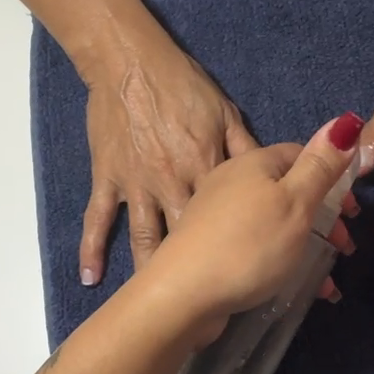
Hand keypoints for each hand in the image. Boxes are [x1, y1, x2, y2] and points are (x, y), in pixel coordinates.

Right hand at [80, 40, 259, 283]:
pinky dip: (91, 248)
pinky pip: (98, 219)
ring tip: (158, 307)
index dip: (253, 245)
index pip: (236, 214)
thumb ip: (249, 151)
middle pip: (193, 237)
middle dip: (204, 274)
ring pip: (148, 239)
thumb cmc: (182, 85)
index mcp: (208, 169)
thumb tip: (282, 175)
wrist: (128, 61)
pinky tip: (90, 279)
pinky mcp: (108, 181)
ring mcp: (138, 186)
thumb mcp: (226, 113)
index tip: (268, 278)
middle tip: (212, 311)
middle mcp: (174, 184)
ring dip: (152, 273)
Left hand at [140, 114, 361, 343]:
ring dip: (305, 248)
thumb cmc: (248, 245)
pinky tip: (292, 288)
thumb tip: (346, 121)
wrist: (182, 294)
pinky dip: (279, 263)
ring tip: (325, 281)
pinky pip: (255, 247)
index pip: (302, 155)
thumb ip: (321, 165)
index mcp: (255, 162)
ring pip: (274, 224)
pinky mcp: (208, 246)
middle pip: (288, 192)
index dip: (332, 179)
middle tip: (342, 248)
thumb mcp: (295, 202)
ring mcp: (217, 215)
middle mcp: (232, 181)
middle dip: (321, 219)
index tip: (352, 212)